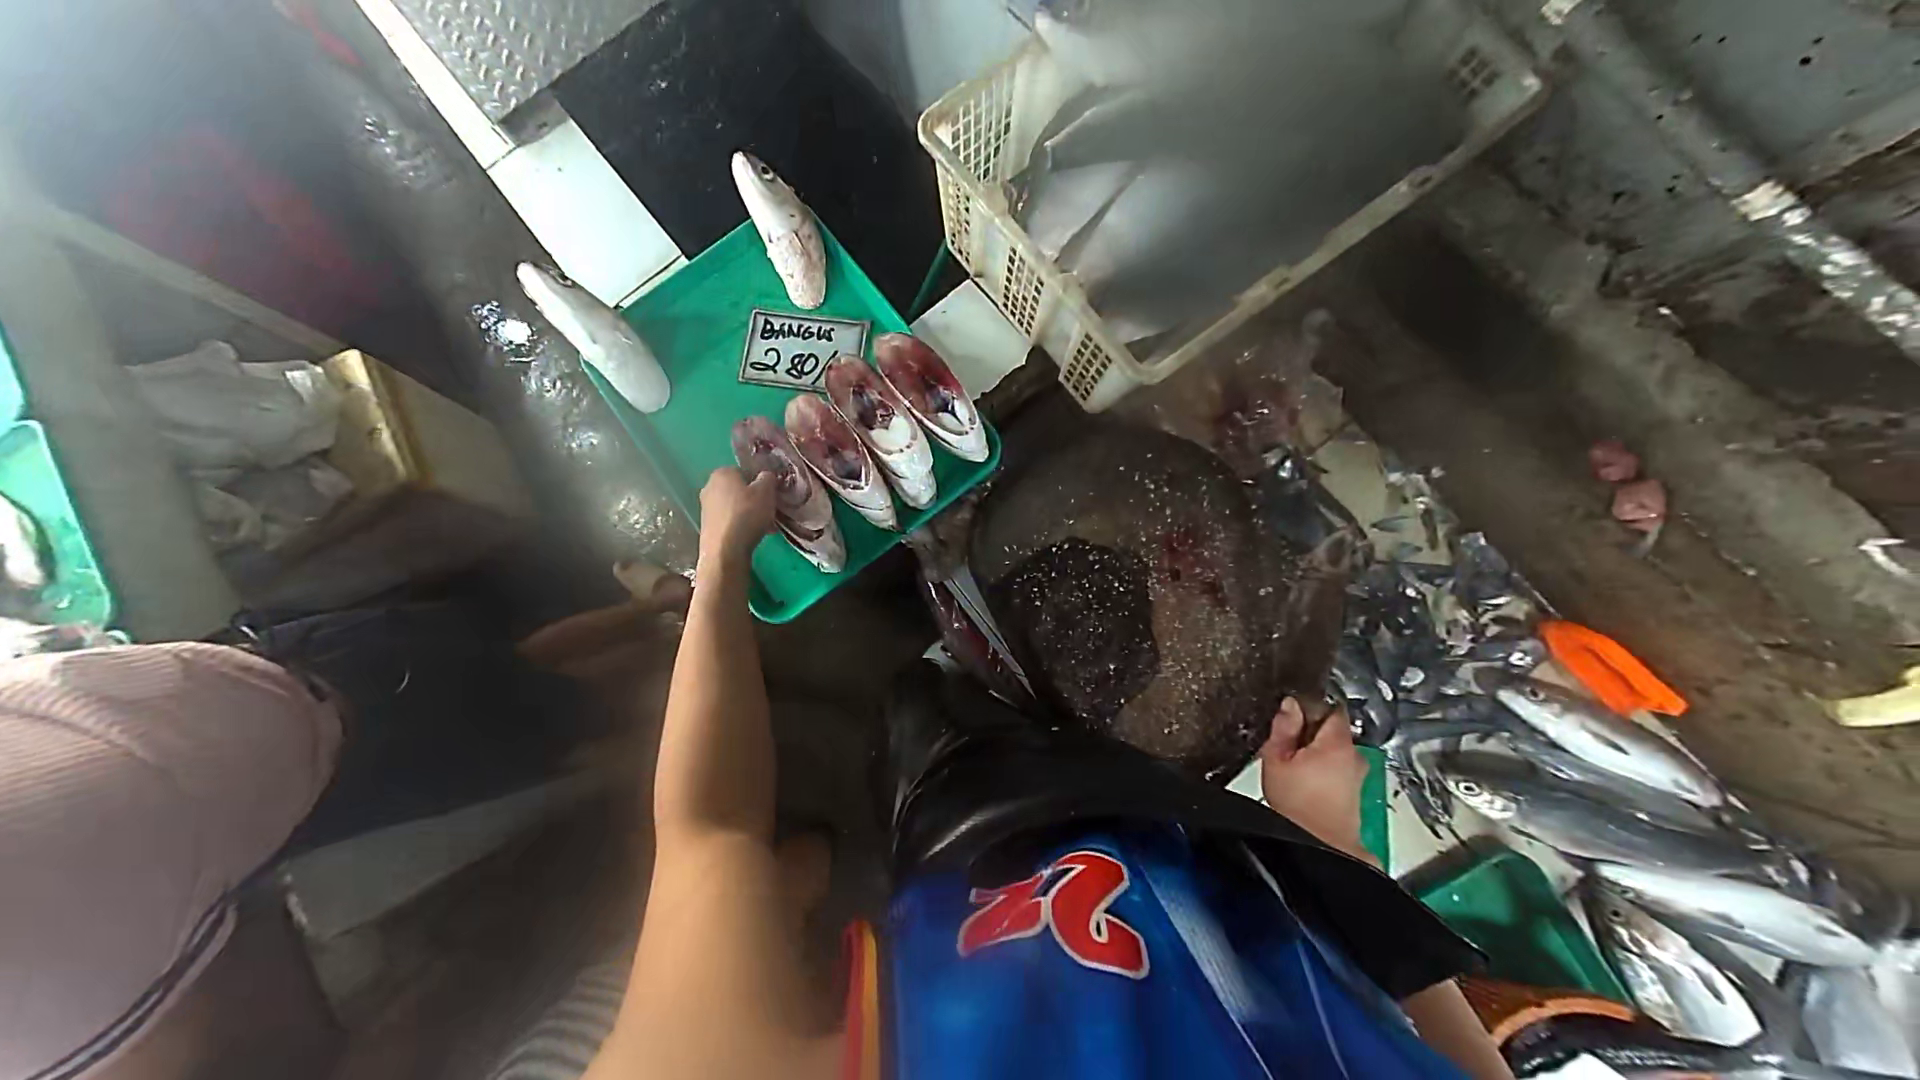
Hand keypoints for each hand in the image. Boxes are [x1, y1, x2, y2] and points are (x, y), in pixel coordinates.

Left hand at [698, 467, 776, 570]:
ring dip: (750, 514)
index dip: (761, 483)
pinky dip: (742, 525)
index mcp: (722, 473)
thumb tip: (766, 476)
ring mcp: (706, 508)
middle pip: (740, 490)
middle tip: (770, 511)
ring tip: (766, 527)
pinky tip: (753, 535)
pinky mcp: (707, 526)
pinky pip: (730, 521)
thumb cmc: (747, 514)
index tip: (772, 495)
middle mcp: (709, 487)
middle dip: (756, 500)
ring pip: (736, 507)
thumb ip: (768, 478)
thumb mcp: (766, 491)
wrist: (725, 550)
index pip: (746, 472)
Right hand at [1258, 698, 1373, 863]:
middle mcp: (1355, 756)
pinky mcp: (1355, 792)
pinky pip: (1339, 768)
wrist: (1319, 846)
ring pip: (1337, 751)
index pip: (1332, 709)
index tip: (1294, 713)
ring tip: (1293, 764)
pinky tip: (1305, 780)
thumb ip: (1284, 727)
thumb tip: (1290, 705)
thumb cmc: (1296, 803)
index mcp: (1338, 743)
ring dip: (1318, 752)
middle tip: (1288, 743)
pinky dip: (1324, 768)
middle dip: (1313, 732)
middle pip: (1334, 731)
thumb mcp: (1276, 758)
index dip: (1312, 707)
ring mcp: (1358, 776)